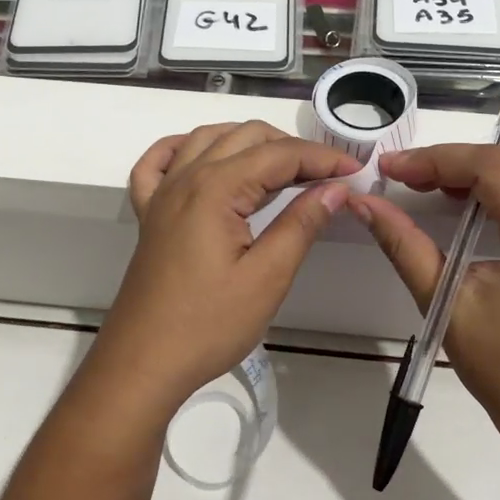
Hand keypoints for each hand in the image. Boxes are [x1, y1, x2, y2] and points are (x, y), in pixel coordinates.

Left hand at [95, 121, 360, 409]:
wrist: (143, 362)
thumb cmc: (208, 325)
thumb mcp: (267, 277)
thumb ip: (301, 224)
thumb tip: (335, 187)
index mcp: (216, 188)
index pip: (279, 155)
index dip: (322, 158)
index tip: (355, 172)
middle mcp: (186, 177)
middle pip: (245, 137)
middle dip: (291, 147)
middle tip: (327, 177)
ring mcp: (161, 193)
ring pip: (207, 139)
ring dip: (248, 142)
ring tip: (284, 168)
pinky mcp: (149, 214)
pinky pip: (159, 162)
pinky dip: (185, 148)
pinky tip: (205, 158)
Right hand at [350, 145, 499, 449]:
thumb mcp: (447, 305)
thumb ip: (404, 245)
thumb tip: (363, 202)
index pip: (494, 169)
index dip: (437, 160)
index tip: (390, 168)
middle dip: (450, 162)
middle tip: (400, 176)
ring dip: (471, 173)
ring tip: (421, 185)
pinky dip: (492, 191)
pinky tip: (458, 203)